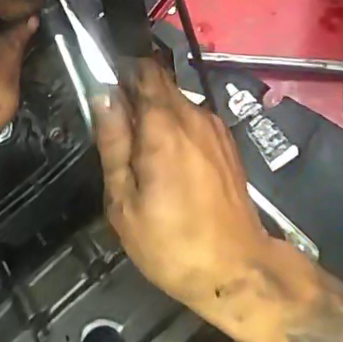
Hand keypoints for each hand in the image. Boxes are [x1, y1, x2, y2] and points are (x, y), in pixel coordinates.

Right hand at [94, 58, 280, 311]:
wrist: (239, 271)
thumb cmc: (173, 243)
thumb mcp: (125, 202)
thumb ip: (113, 142)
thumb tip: (102, 97)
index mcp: (163, 125)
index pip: (142, 69)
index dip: (120, 72)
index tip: (105, 91)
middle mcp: (192, 115)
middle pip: (159, 82)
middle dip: (135, 95)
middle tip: (119, 132)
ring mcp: (214, 127)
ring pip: (176, 101)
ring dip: (156, 114)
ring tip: (143, 155)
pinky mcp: (227, 142)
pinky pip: (193, 119)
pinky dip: (176, 128)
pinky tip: (171, 165)